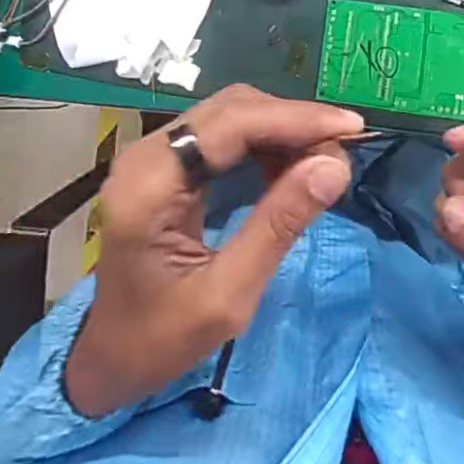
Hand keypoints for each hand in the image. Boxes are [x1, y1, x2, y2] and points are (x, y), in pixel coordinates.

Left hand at [64, 86, 363, 417]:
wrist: (112, 353)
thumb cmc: (162, 337)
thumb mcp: (228, 294)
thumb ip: (278, 224)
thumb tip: (333, 166)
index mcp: (149, 185)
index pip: (228, 125)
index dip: (293, 119)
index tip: (351, 128)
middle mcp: (144, 155)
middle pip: (227, 110)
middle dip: (291, 122)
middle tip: (341, 151)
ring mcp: (149, 157)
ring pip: (225, 116)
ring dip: (278, 130)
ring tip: (323, 160)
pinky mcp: (161, 166)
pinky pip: (217, 136)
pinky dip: (259, 143)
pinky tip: (287, 166)